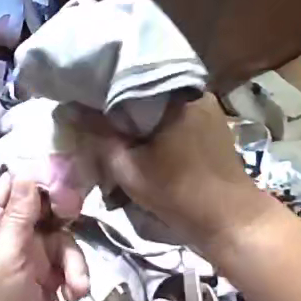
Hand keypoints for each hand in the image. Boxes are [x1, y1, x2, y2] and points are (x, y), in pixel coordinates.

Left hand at [0, 173, 89, 300]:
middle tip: (74, 218)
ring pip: (64, 241)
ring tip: (76, 286)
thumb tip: (27, 172)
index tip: (63, 179)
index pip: (15, 188)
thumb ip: (19, 214)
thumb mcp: (5, 253)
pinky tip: (74, 296)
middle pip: (48, 211)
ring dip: (75, 262)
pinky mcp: (49, 280)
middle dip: (64, 218)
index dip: (38, 179)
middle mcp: (15, 235)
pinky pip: (70, 267)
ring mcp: (33, 258)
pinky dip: (76, 279)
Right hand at [78, 97, 274, 248]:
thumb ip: (98, 136)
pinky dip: (153, 125)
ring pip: (156, 105)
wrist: (232, 222)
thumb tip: (68, 109)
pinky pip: (171, 115)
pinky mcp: (209, 124)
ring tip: (109, 129)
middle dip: (115, 105)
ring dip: (134, 117)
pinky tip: (136, 139)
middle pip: (141, 91)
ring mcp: (204, 107)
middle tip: (90, 118)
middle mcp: (190, 91)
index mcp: (172, 93)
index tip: (76, 100)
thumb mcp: (129, 167)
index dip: (97, 90)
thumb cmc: (179, 193)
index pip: (123, 79)